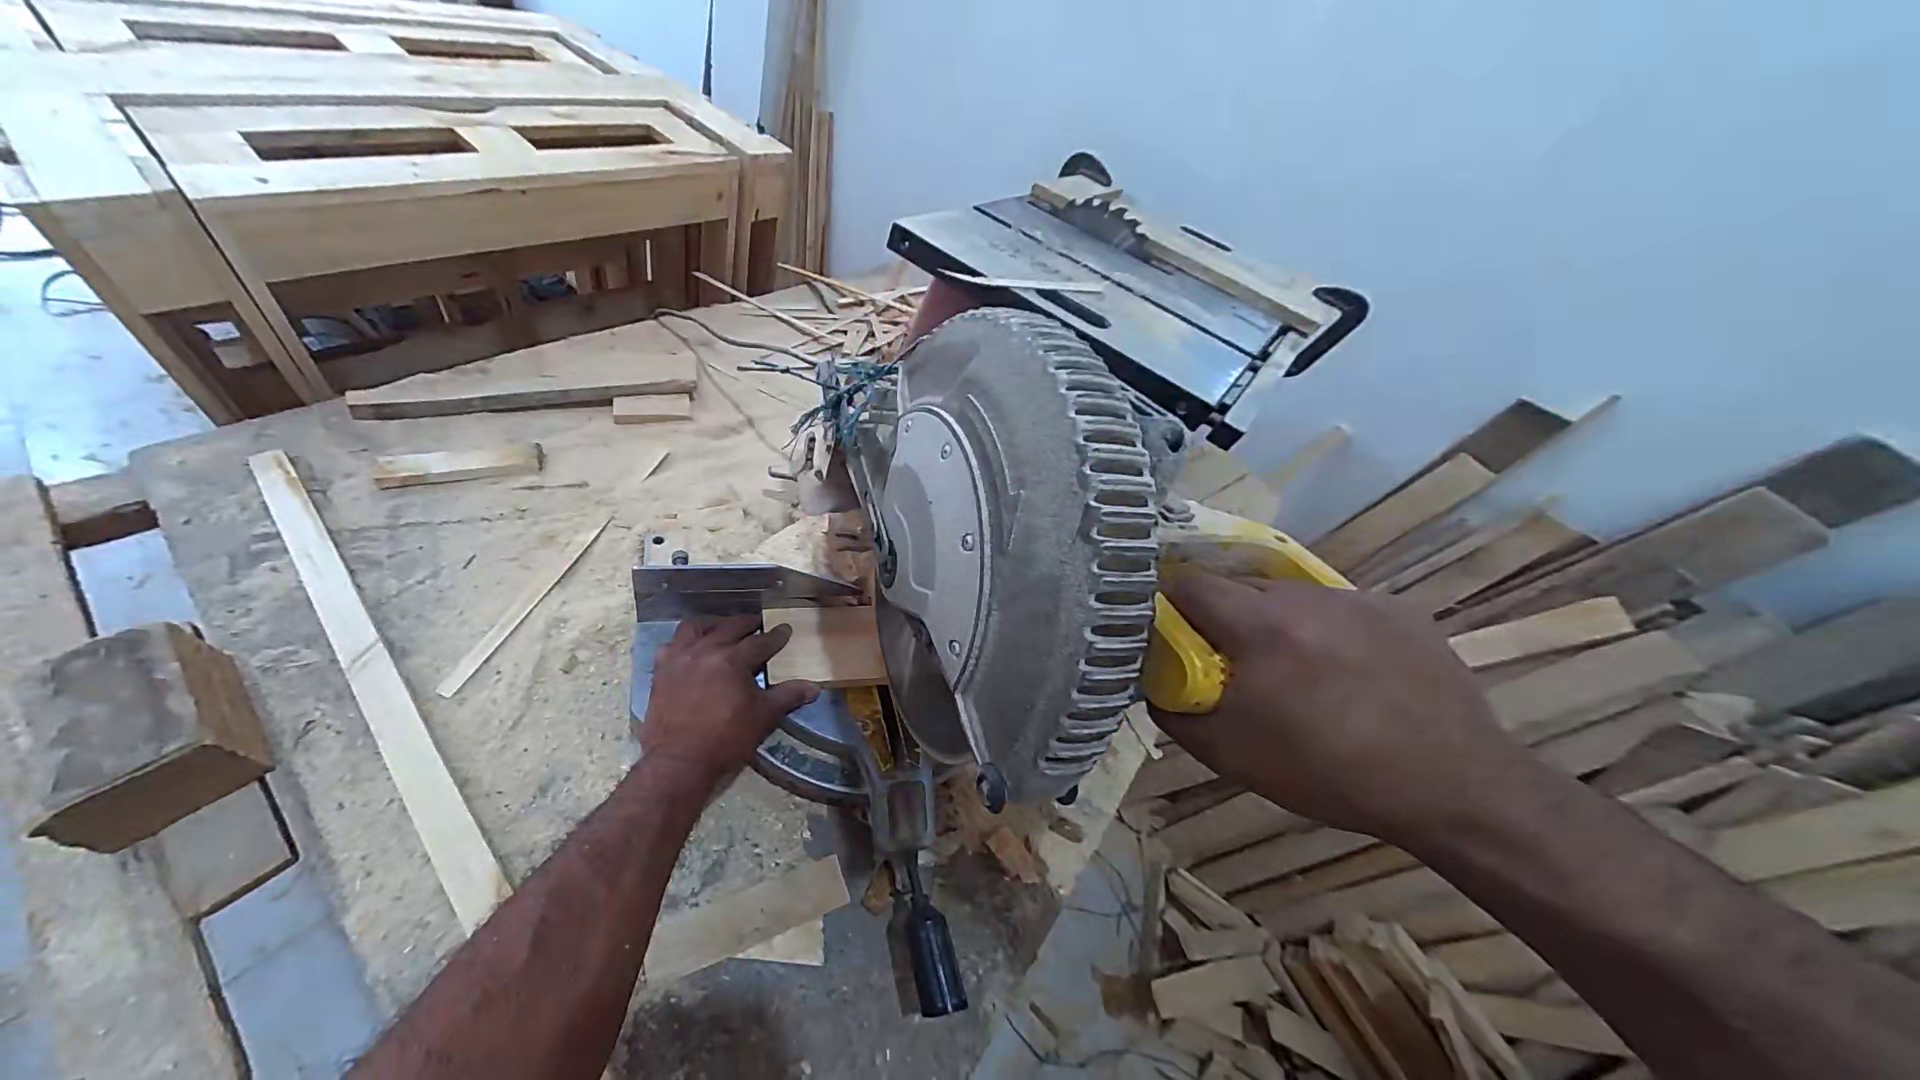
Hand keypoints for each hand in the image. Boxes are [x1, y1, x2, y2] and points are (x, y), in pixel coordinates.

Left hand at [641, 615, 820, 788]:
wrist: (679, 762)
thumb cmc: (726, 739)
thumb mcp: (763, 716)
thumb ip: (788, 696)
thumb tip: (813, 688)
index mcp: (733, 660)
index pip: (760, 642)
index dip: (775, 636)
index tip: (784, 630)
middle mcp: (705, 651)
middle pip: (729, 627)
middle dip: (746, 624)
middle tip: (757, 624)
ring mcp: (679, 659)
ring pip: (694, 628)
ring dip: (712, 625)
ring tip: (722, 629)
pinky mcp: (661, 673)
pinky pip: (671, 646)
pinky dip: (684, 642)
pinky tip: (691, 650)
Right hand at [1150, 572, 1534, 845]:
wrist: (1455, 788)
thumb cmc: (1328, 774)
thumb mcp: (1230, 754)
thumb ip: (1175, 712)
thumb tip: (1155, 683)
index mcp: (1261, 627)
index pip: (1189, 584)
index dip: (1169, 604)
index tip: (1172, 634)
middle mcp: (1306, 597)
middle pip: (1239, 587)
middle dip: (1224, 618)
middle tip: (1234, 664)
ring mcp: (1357, 599)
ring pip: (1290, 596)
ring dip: (1275, 623)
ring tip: (1295, 672)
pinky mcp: (1397, 609)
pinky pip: (1337, 609)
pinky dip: (1325, 631)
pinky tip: (1347, 674)